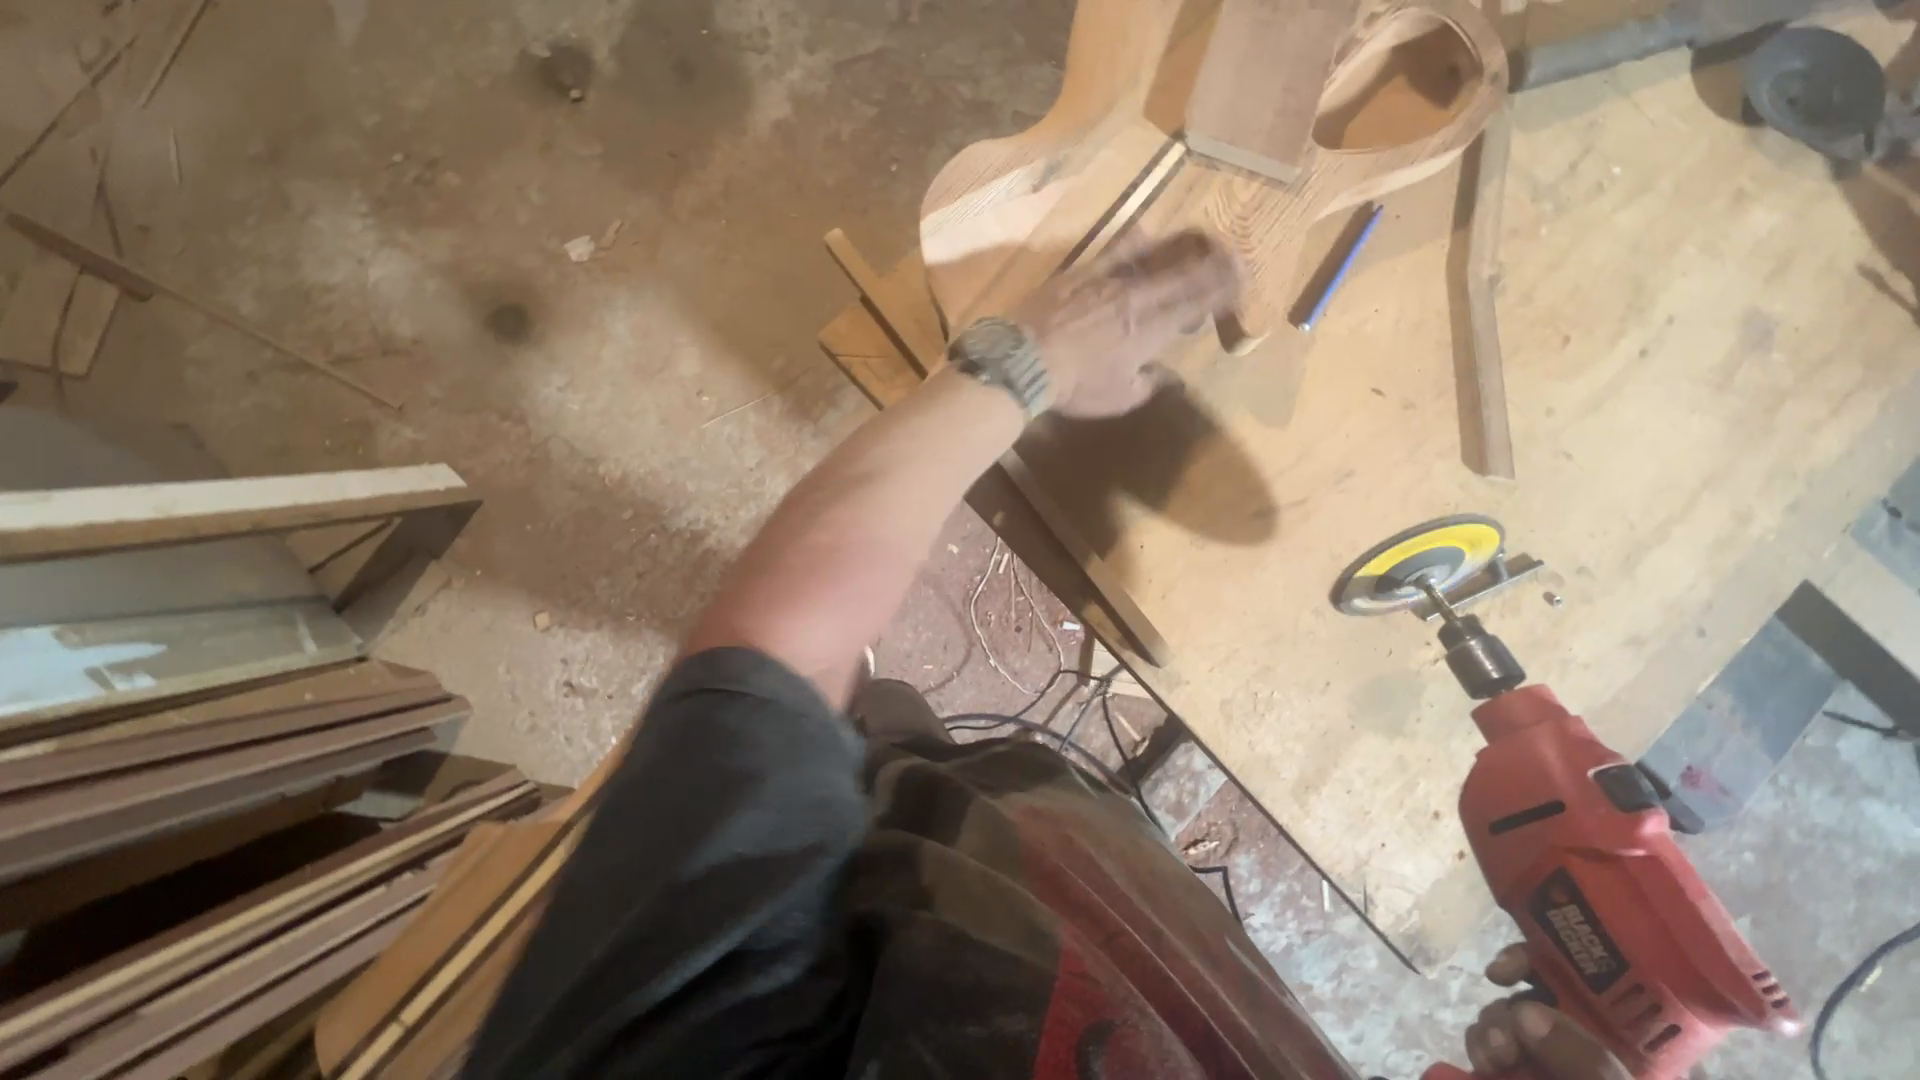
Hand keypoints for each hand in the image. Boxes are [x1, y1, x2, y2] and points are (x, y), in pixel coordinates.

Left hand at [1010, 230, 1241, 417]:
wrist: (1025, 360)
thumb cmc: (1076, 386)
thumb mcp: (1120, 398)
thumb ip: (1148, 383)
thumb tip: (1168, 376)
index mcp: (1152, 329)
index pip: (1197, 303)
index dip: (1222, 291)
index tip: (1240, 282)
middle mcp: (1138, 297)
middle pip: (1184, 273)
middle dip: (1213, 264)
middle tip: (1232, 255)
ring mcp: (1109, 279)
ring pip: (1155, 255)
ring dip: (1181, 248)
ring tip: (1198, 241)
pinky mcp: (1081, 272)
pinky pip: (1114, 249)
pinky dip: (1135, 241)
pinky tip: (1144, 233)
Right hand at [1463, 946, 1631, 1079]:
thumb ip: (1584, 1059)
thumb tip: (1524, 1012)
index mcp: (1619, 1035)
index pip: (1579, 975)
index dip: (1537, 962)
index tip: (1505, 972)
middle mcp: (1580, 1037)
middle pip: (1532, 994)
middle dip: (1508, 1008)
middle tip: (1502, 1039)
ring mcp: (1546, 1055)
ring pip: (1507, 1017)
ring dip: (1490, 1029)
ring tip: (1490, 1059)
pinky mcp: (1517, 1069)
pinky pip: (1490, 1042)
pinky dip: (1479, 1046)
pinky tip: (1481, 1062)